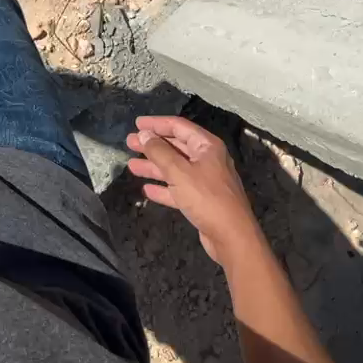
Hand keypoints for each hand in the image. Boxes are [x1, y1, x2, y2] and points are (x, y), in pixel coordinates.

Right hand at [127, 115, 263, 265]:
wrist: (233, 238)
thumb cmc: (206, 198)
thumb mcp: (179, 171)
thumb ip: (159, 151)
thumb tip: (144, 134)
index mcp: (206, 146)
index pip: (178, 126)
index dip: (156, 124)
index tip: (137, 124)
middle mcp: (207, 160)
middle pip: (175, 146)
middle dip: (152, 145)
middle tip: (130, 144)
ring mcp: (205, 181)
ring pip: (175, 168)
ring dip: (154, 167)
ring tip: (131, 166)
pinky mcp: (202, 201)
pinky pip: (178, 188)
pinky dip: (163, 188)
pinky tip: (147, 190)